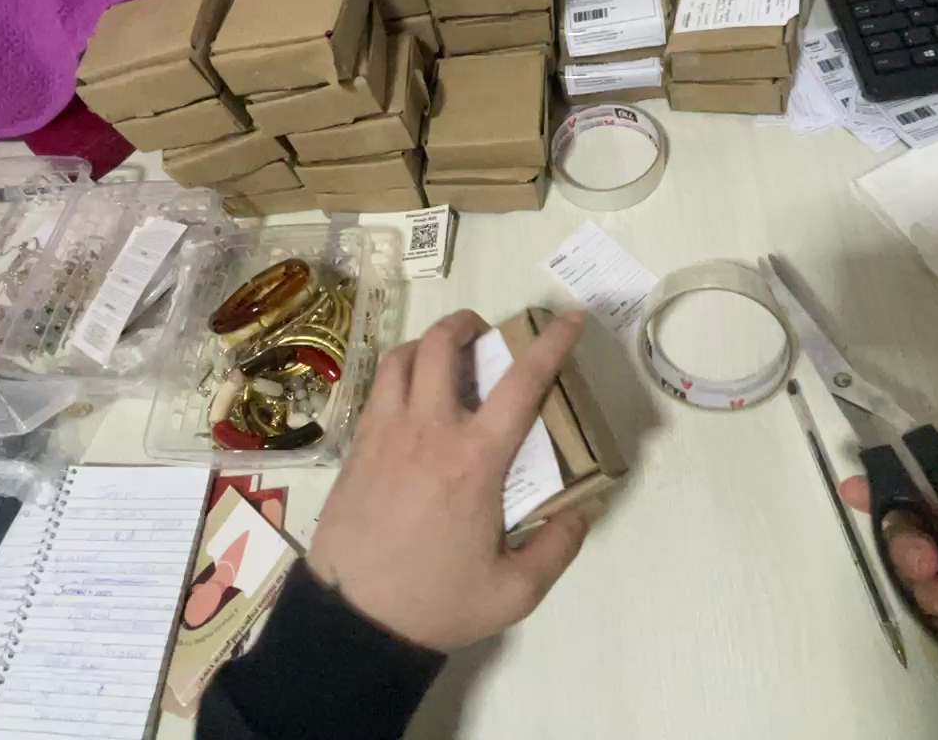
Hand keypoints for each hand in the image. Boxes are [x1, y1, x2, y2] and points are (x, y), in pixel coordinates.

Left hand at [308, 309, 593, 649]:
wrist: (352, 620)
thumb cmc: (435, 601)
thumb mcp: (513, 593)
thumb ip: (558, 548)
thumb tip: (585, 509)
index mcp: (474, 459)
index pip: (522, 384)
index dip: (552, 344)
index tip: (571, 318)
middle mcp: (428, 429)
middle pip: (442, 345)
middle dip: (468, 323)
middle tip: (486, 334)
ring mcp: (386, 432)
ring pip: (401, 356)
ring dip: (428, 342)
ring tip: (446, 357)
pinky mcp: (358, 444)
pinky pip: (378, 386)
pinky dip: (400, 371)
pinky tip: (412, 397)